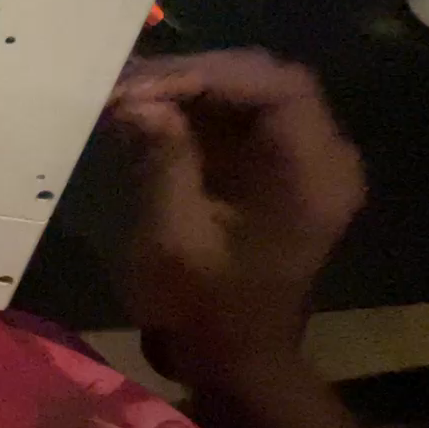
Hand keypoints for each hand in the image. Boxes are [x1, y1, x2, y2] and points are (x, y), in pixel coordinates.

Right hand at [109, 50, 364, 386]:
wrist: (227, 352)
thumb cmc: (201, 304)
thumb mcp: (172, 236)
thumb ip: (162, 162)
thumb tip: (135, 101)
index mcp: (311, 173)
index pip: (277, 88)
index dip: (205, 75)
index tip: (134, 89)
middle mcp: (313, 156)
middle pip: (262, 83)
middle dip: (187, 76)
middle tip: (116, 88)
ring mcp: (285, 162)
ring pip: (240, 96)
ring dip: (178, 90)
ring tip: (115, 97)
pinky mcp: (255, 172)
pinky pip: (224, 123)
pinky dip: (178, 112)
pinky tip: (131, 118)